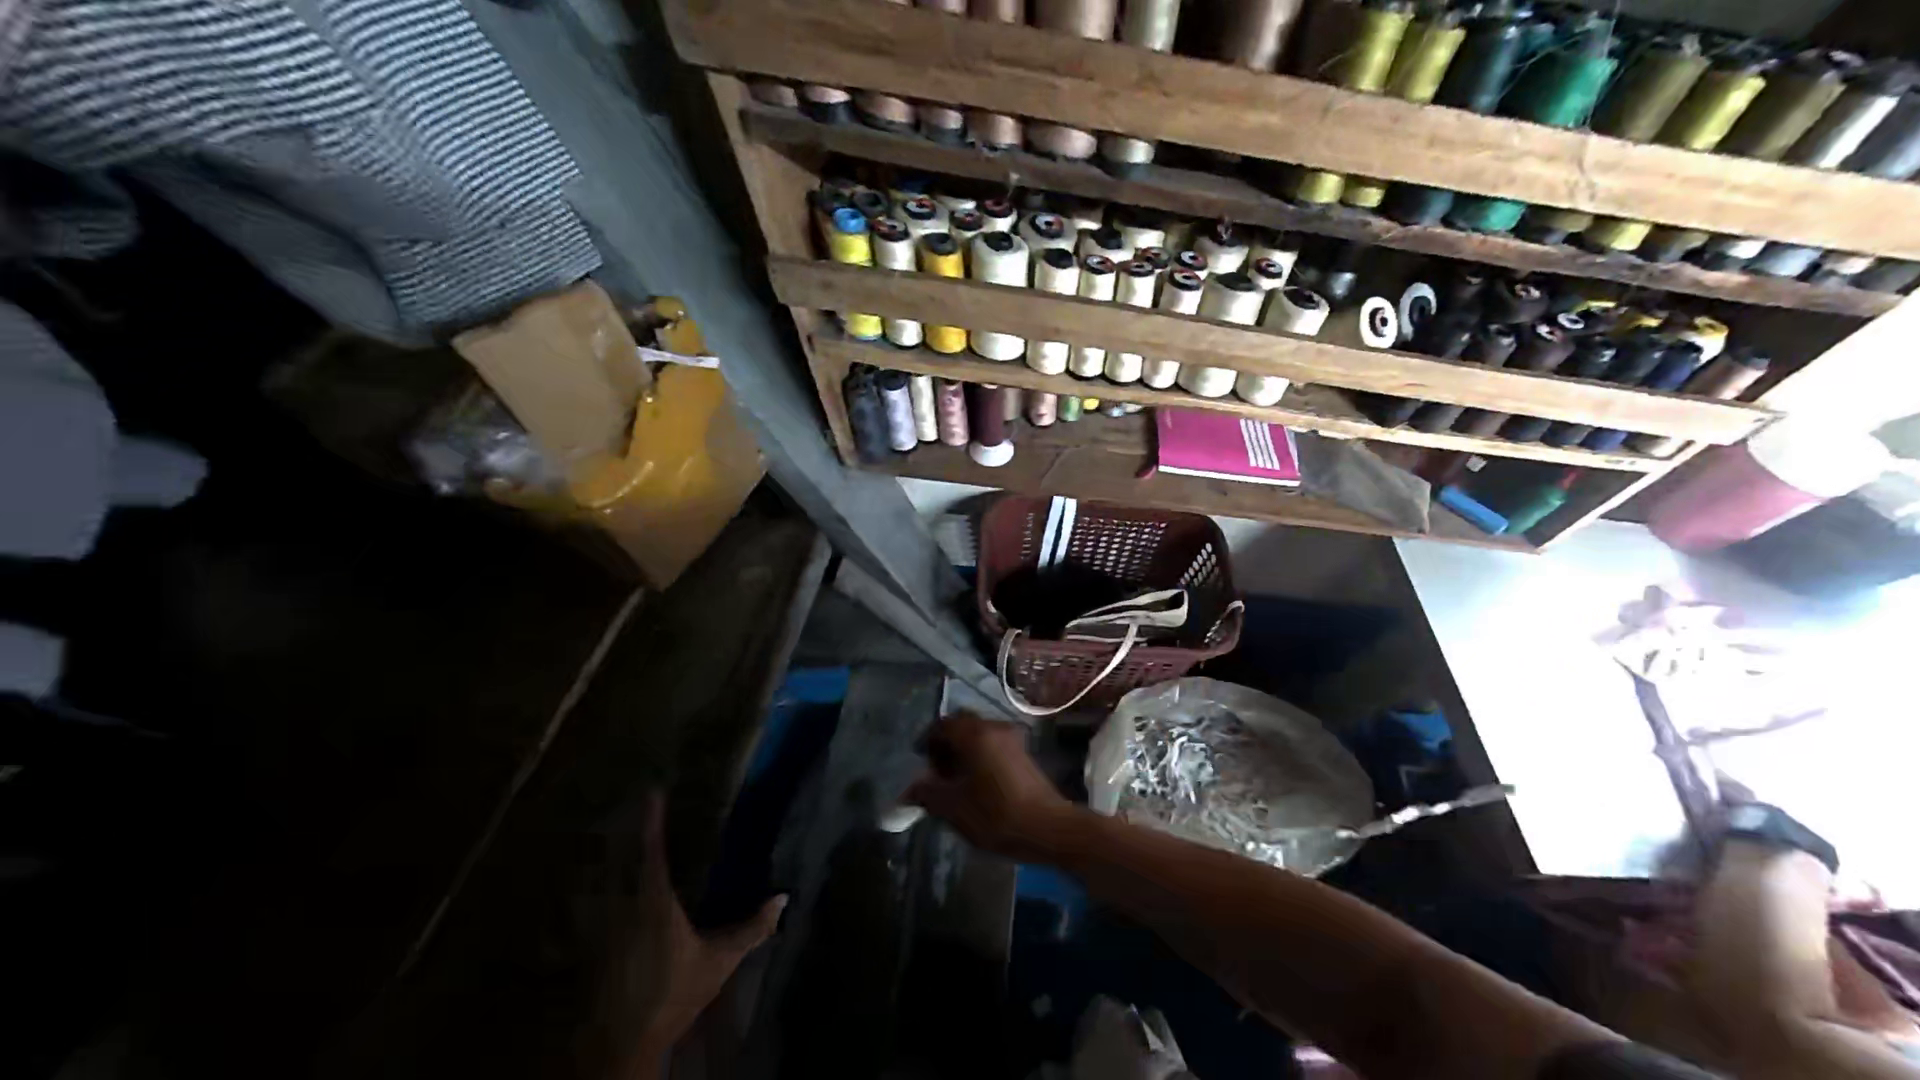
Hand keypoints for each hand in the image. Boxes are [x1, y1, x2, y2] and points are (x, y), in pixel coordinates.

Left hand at [581, 792, 784, 1077]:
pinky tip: (604, 878)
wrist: (623, 1042)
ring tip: (616, 830)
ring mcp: (603, 925)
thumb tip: (783, 898)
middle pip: (617, 857)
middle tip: (633, 803)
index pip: (652, 851)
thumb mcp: (719, 961)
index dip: (652, 820)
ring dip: (609, 852)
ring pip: (602, 876)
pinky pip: (595, 898)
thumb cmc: (674, 994)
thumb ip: (751, 929)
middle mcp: (623, 906)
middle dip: (624, 828)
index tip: (654, 792)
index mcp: (655, 904)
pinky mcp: (593, 944)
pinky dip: (600, 881)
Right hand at [906, 714, 1078, 861]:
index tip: (922, 766)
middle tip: (938, 773)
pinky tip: (978, 785)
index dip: (927, 743)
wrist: (1048, 828)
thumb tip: (910, 789)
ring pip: (978, 735)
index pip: (941, 725)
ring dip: (964, 752)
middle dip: (946, 746)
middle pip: (961, 726)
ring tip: (957, 782)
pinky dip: (980, 757)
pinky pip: (993, 745)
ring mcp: (1012, 738)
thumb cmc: (995, 815)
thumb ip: (926, 793)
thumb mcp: (953, 808)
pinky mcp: (1023, 753)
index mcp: (974, 734)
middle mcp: (994, 727)